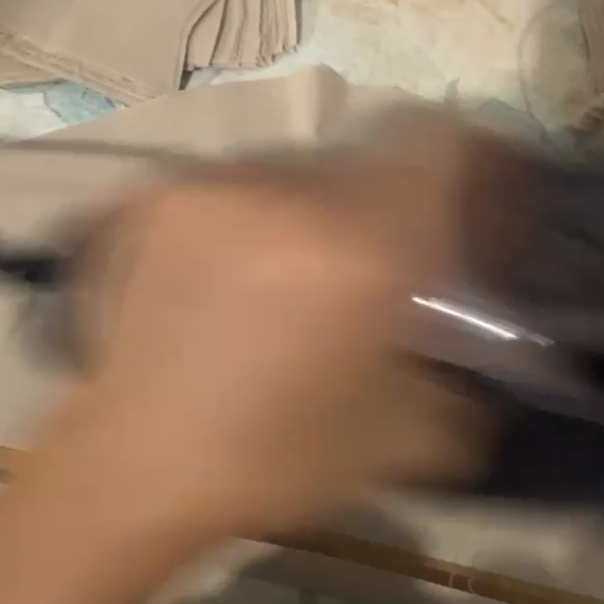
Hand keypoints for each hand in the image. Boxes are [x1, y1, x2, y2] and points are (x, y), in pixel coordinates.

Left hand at [30, 110, 501, 542]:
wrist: (131, 462)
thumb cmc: (271, 458)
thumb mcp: (401, 436)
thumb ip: (459, 372)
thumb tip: (466, 332)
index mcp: (362, 247)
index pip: (440, 141)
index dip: (471, 157)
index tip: (473, 193)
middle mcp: (287, 192)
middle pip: (362, 163)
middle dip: (378, 208)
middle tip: (364, 264)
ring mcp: (211, 185)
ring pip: (289, 173)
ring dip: (304, 213)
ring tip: (281, 277)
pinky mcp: (152, 193)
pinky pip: (226, 188)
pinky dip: (244, 219)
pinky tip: (223, 274)